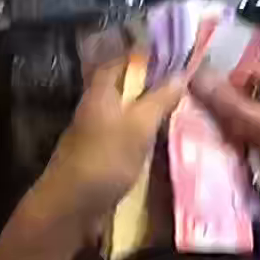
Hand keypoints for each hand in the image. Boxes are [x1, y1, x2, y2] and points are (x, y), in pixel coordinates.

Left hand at [23, 57, 186, 243]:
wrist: (71, 204)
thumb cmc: (105, 158)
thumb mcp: (139, 126)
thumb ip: (159, 99)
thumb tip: (180, 74)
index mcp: (102, 86)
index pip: (127, 57)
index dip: (150, 55)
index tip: (179, 56)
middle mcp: (98, 100)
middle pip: (129, 83)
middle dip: (155, 84)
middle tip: (188, 86)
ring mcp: (99, 126)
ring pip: (130, 108)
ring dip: (152, 109)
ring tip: (184, 110)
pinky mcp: (103, 150)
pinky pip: (128, 131)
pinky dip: (145, 131)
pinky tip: (165, 139)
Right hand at [195, 59, 259, 202]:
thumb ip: (227, 100)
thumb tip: (192, 75)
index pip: (246, 66)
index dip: (223, 75)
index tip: (197, 88)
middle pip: (241, 90)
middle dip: (218, 100)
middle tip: (193, 110)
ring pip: (240, 114)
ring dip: (221, 122)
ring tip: (199, 129)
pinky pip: (243, 136)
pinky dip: (229, 139)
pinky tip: (214, 148)